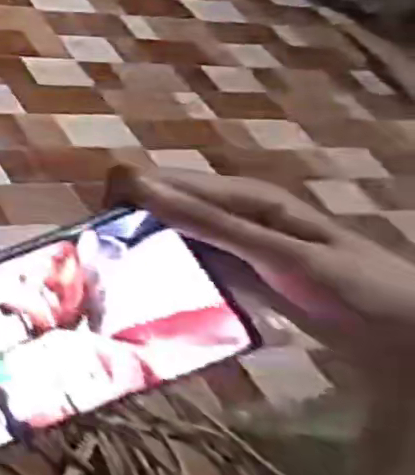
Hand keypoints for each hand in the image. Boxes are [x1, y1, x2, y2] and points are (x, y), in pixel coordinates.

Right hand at [106, 167, 414, 376]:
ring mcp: (228, 240)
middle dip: (122, 227)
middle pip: (147, 204)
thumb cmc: (367, 294)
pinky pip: (179, 260)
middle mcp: (225, 209)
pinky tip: (157, 297)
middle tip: (113, 266)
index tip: (108, 239)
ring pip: (158, 233)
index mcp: (236, 194)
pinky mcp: (230, 269)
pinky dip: (161, 273)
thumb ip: (209, 222)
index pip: (143, 178)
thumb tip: (127, 185)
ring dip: (138, 253)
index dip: (118, 201)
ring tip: (126, 285)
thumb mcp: (285, 257)